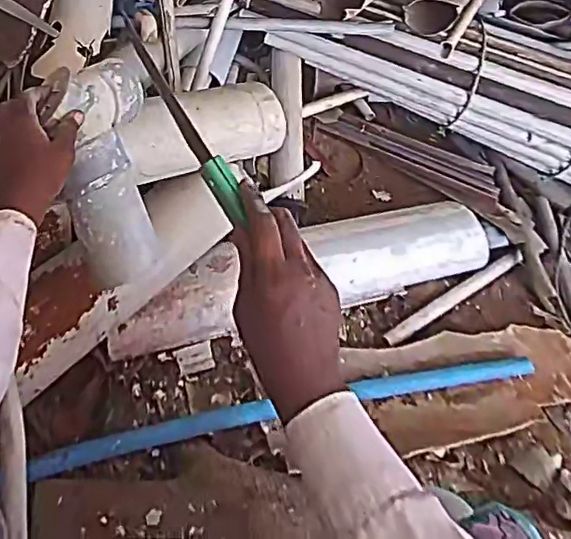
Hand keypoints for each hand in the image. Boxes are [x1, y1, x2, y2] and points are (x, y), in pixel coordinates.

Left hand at [0, 87, 81, 224]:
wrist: (16, 208)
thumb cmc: (40, 178)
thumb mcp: (63, 152)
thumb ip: (68, 129)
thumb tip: (75, 116)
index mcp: (21, 120)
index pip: (28, 96)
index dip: (40, 92)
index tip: (49, 94)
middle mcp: (2, 128)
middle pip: (10, 107)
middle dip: (24, 105)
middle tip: (40, 110)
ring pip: (1, 125)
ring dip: (14, 123)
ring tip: (30, 130)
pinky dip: (5, 142)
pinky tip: (16, 151)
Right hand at [230, 180, 345, 422]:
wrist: (308, 382)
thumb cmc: (271, 352)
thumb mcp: (243, 305)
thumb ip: (245, 264)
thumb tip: (241, 236)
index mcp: (274, 274)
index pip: (262, 220)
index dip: (249, 199)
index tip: (240, 188)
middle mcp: (300, 270)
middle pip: (284, 222)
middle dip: (266, 213)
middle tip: (250, 214)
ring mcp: (318, 277)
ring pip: (297, 240)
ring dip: (280, 238)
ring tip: (265, 256)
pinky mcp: (330, 287)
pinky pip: (309, 261)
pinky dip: (294, 260)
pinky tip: (284, 281)